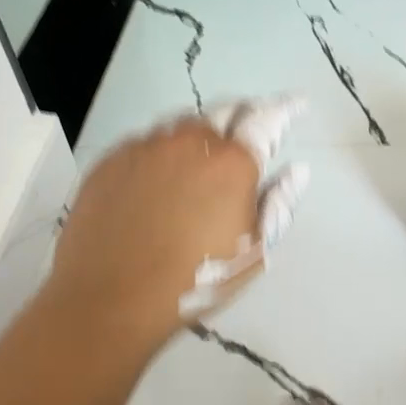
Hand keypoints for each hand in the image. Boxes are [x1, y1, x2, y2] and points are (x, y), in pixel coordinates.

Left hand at [43, 97, 307, 351]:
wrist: (107, 301)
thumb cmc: (196, 280)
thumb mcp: (255, 250)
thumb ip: (279, 202)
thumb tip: (296, 170)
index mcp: (233, 163)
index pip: (266, 119)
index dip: (285, 108)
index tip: (298, 104)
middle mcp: (189, 143)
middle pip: (223, 111)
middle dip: (244, 114)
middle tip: (253, 129)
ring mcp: (144, 149)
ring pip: (181, 124)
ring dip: (202, 131)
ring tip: (207, 152)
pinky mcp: (109, 163)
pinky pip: (145, 142)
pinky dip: (164, 148)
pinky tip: (163, 172)